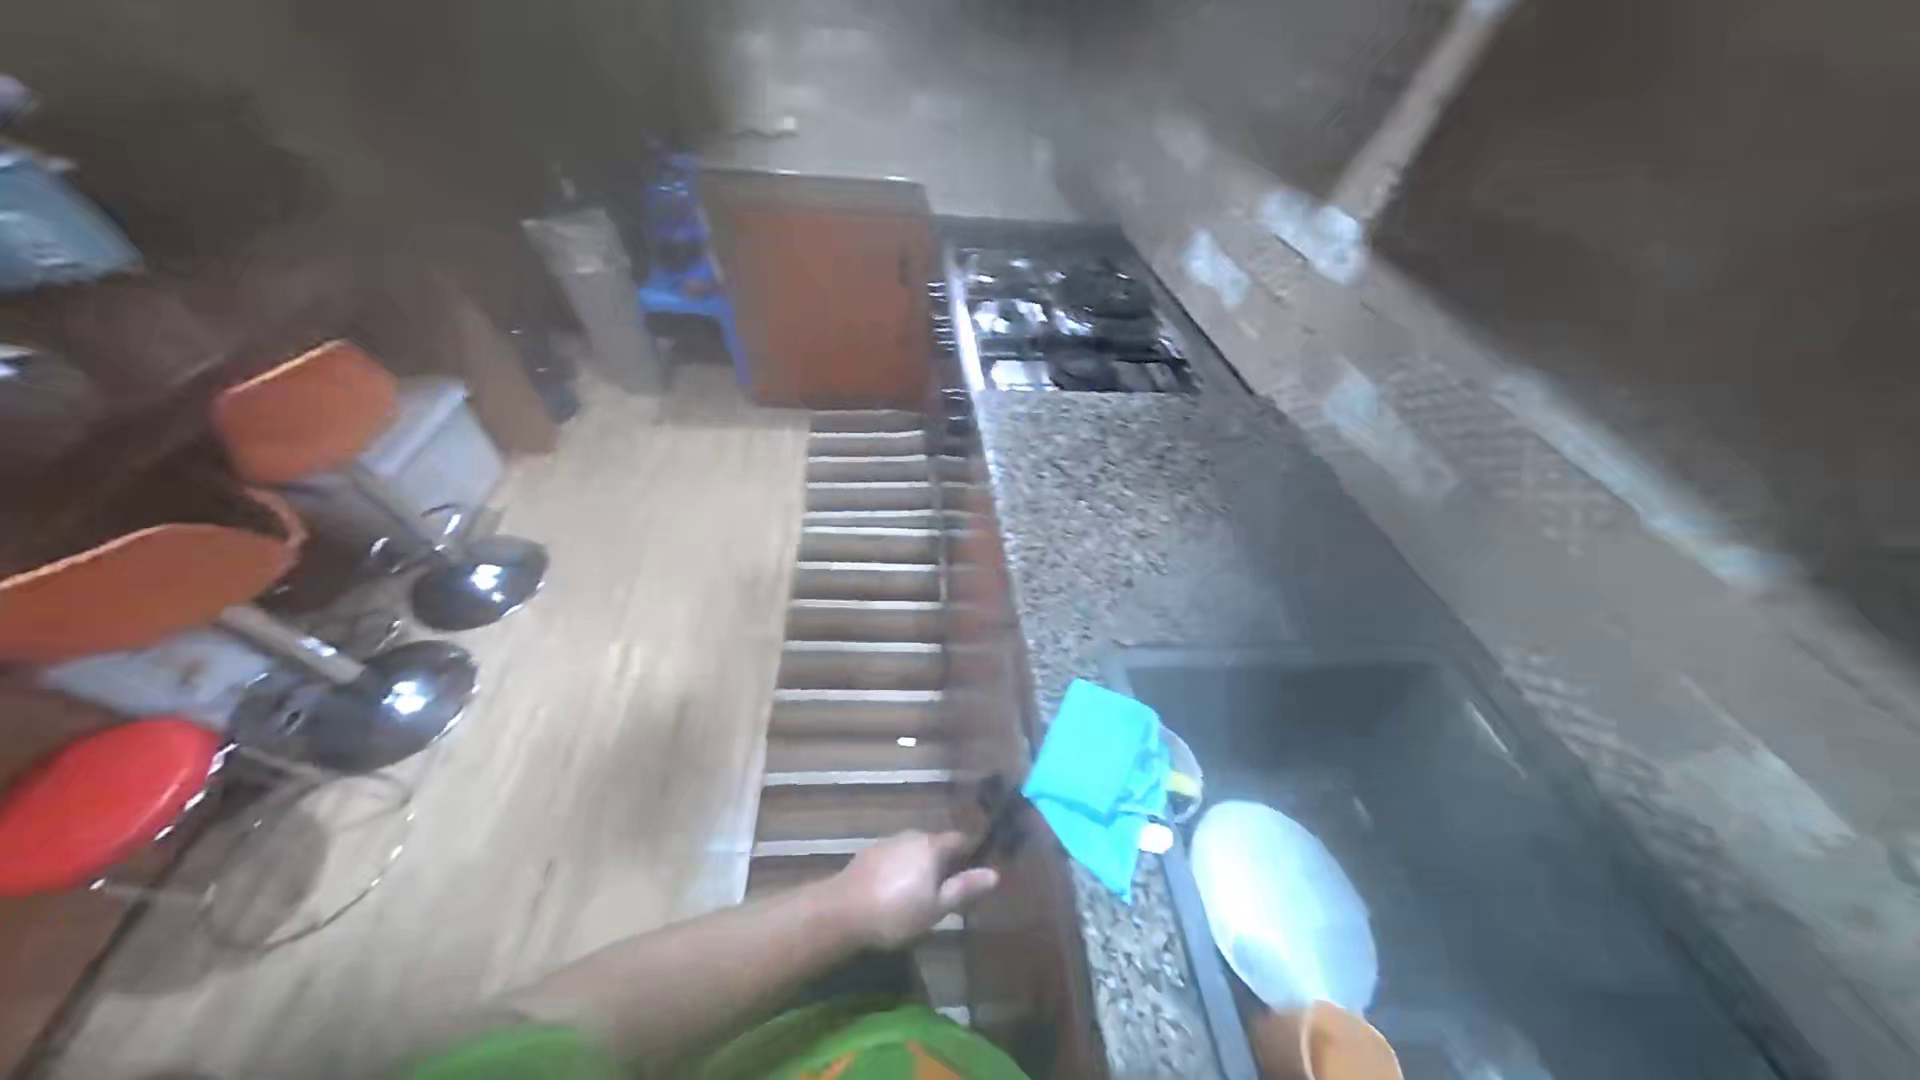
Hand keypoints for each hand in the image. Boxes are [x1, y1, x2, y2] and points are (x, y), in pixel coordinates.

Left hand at [831, 831, 999, 947]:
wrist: (842, 911)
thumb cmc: (896, 912)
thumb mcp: (936, 907)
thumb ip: (964, 888)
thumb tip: (994, 874)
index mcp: (932, 845)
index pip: (961, 840)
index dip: (972, 854)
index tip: (976, 872)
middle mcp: (911, 835)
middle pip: (937, 845)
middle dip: (945, 863)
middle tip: (948, 892)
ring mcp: (888, 842)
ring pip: (914, 851)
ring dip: (921, 867)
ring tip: (920, 895)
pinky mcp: (869, 854)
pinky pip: (895, 857)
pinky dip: (901, 870)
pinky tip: (895, 892)